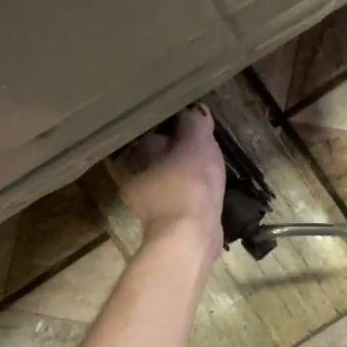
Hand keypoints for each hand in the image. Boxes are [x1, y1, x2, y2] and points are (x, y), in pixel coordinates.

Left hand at [118, 104, 225, 258]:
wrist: (190, 236)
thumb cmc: (189, 184)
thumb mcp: (196, 142)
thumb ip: (194, 123)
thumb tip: (195, 110)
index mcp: (138, 158)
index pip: (151, 136)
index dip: (170, 129)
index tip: (190, 126)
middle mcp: (138, 182)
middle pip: (160, 161)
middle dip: (177, 156)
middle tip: (201, 149)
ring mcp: (152, 209)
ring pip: (170, 185)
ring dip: (186, 180)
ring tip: (208, 173)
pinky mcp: (169, 228)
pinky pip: (182, 205)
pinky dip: (193, 201)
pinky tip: (208, 198)